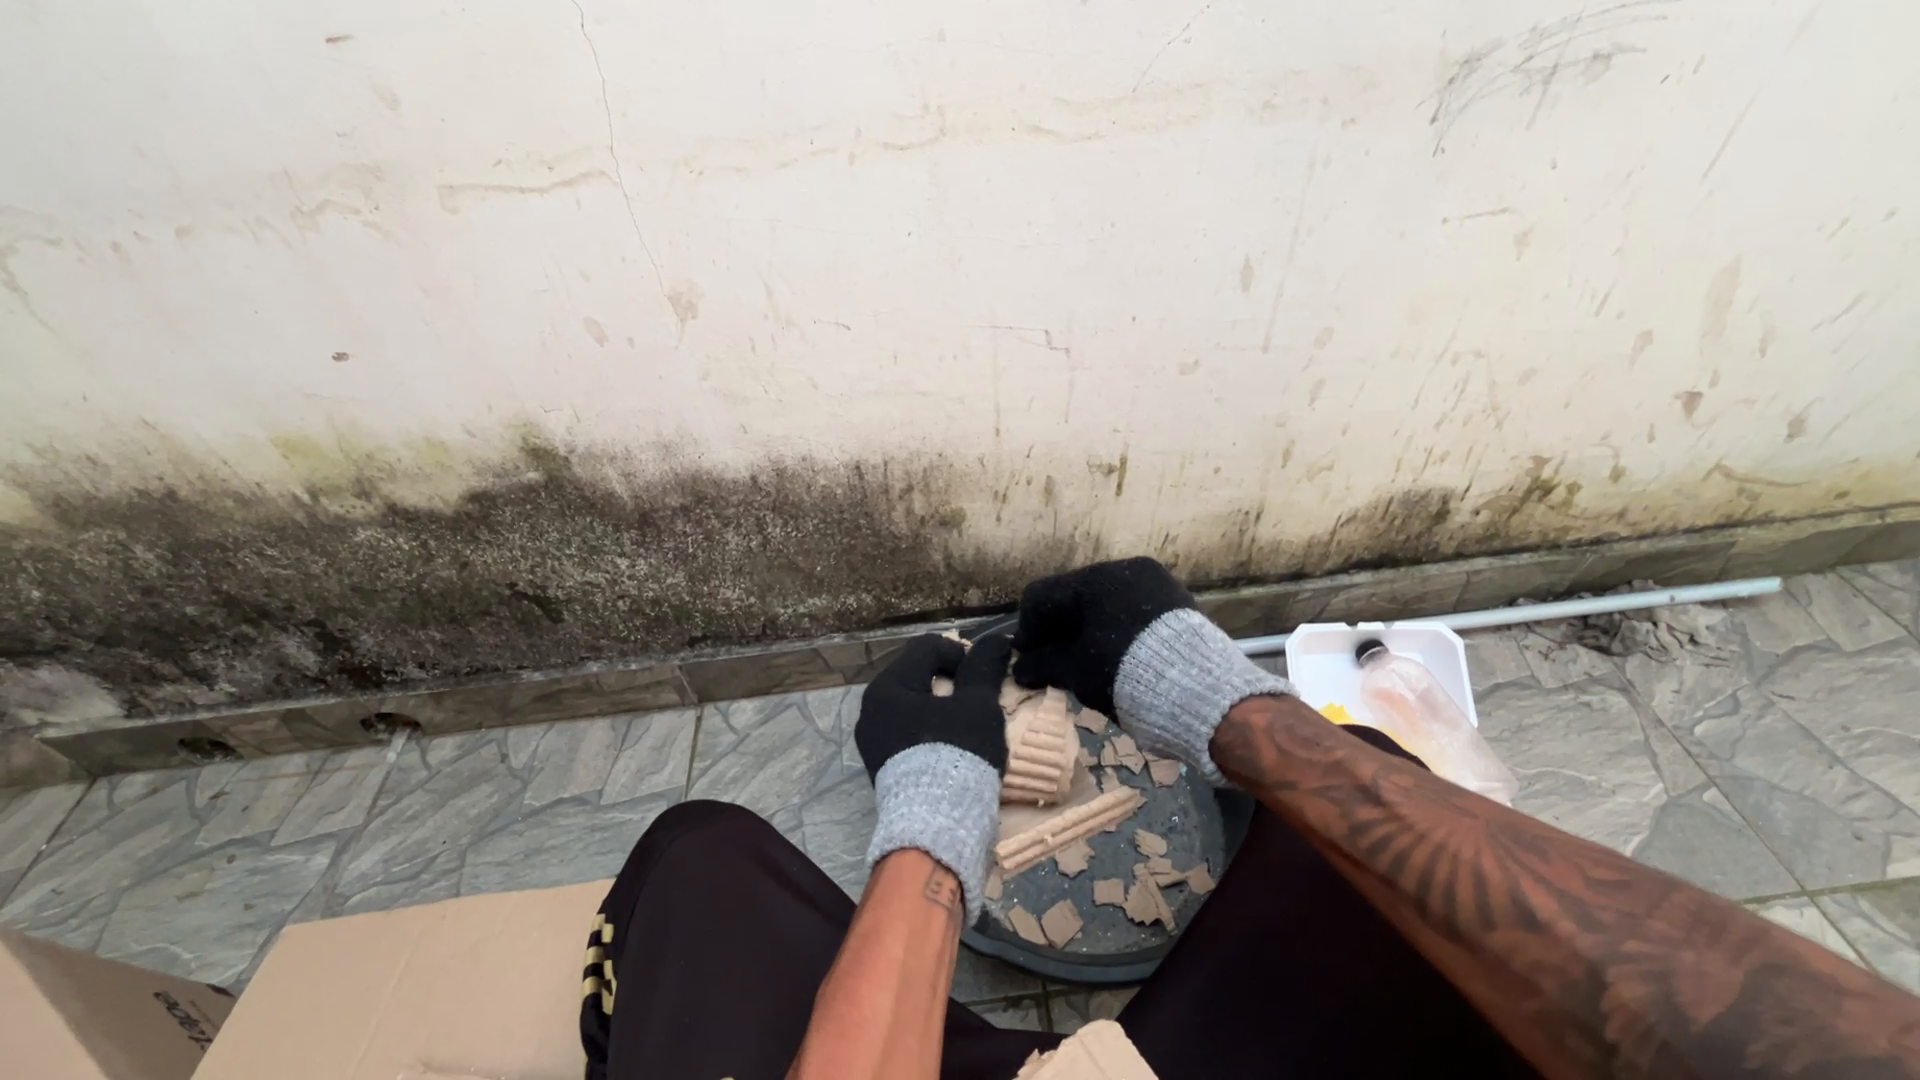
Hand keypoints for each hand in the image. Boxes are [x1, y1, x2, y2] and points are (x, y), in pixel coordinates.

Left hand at [857, 633, 1012, 919]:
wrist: (937, 826)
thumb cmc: (955, 754)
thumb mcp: (977, 704)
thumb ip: (983, 667)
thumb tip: (996, 641)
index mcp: (887, 687)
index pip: (928, 648)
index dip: (962, 655)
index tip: (985, 679)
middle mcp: (871, 710)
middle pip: (919, 676)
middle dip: (953, 682)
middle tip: (980, 701)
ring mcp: (874, 742)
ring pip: (915, 707)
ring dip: (944, 709)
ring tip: (970, 727)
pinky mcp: (883, 768)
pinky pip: (910, 735)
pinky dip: (933, 733)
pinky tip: (954, 750)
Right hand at [1012, 557, 1291, 784]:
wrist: (1204, 694)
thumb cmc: (1128, 678)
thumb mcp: (1078, 673)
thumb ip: (1045, 664)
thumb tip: (1020, 668)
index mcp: (1092, 580)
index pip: (1041, 596)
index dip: (1027, 629)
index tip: (1025, 659)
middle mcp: (1122, 569)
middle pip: (1073, 594)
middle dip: (1058, 628)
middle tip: (1051, 662)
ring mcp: (1154, 580)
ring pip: (1104, 600)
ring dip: (1087, 627)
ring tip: (1084, 662)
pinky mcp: (1176, 598)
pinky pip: (1131, 606)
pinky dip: (1114, 626)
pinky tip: (1114, 654)